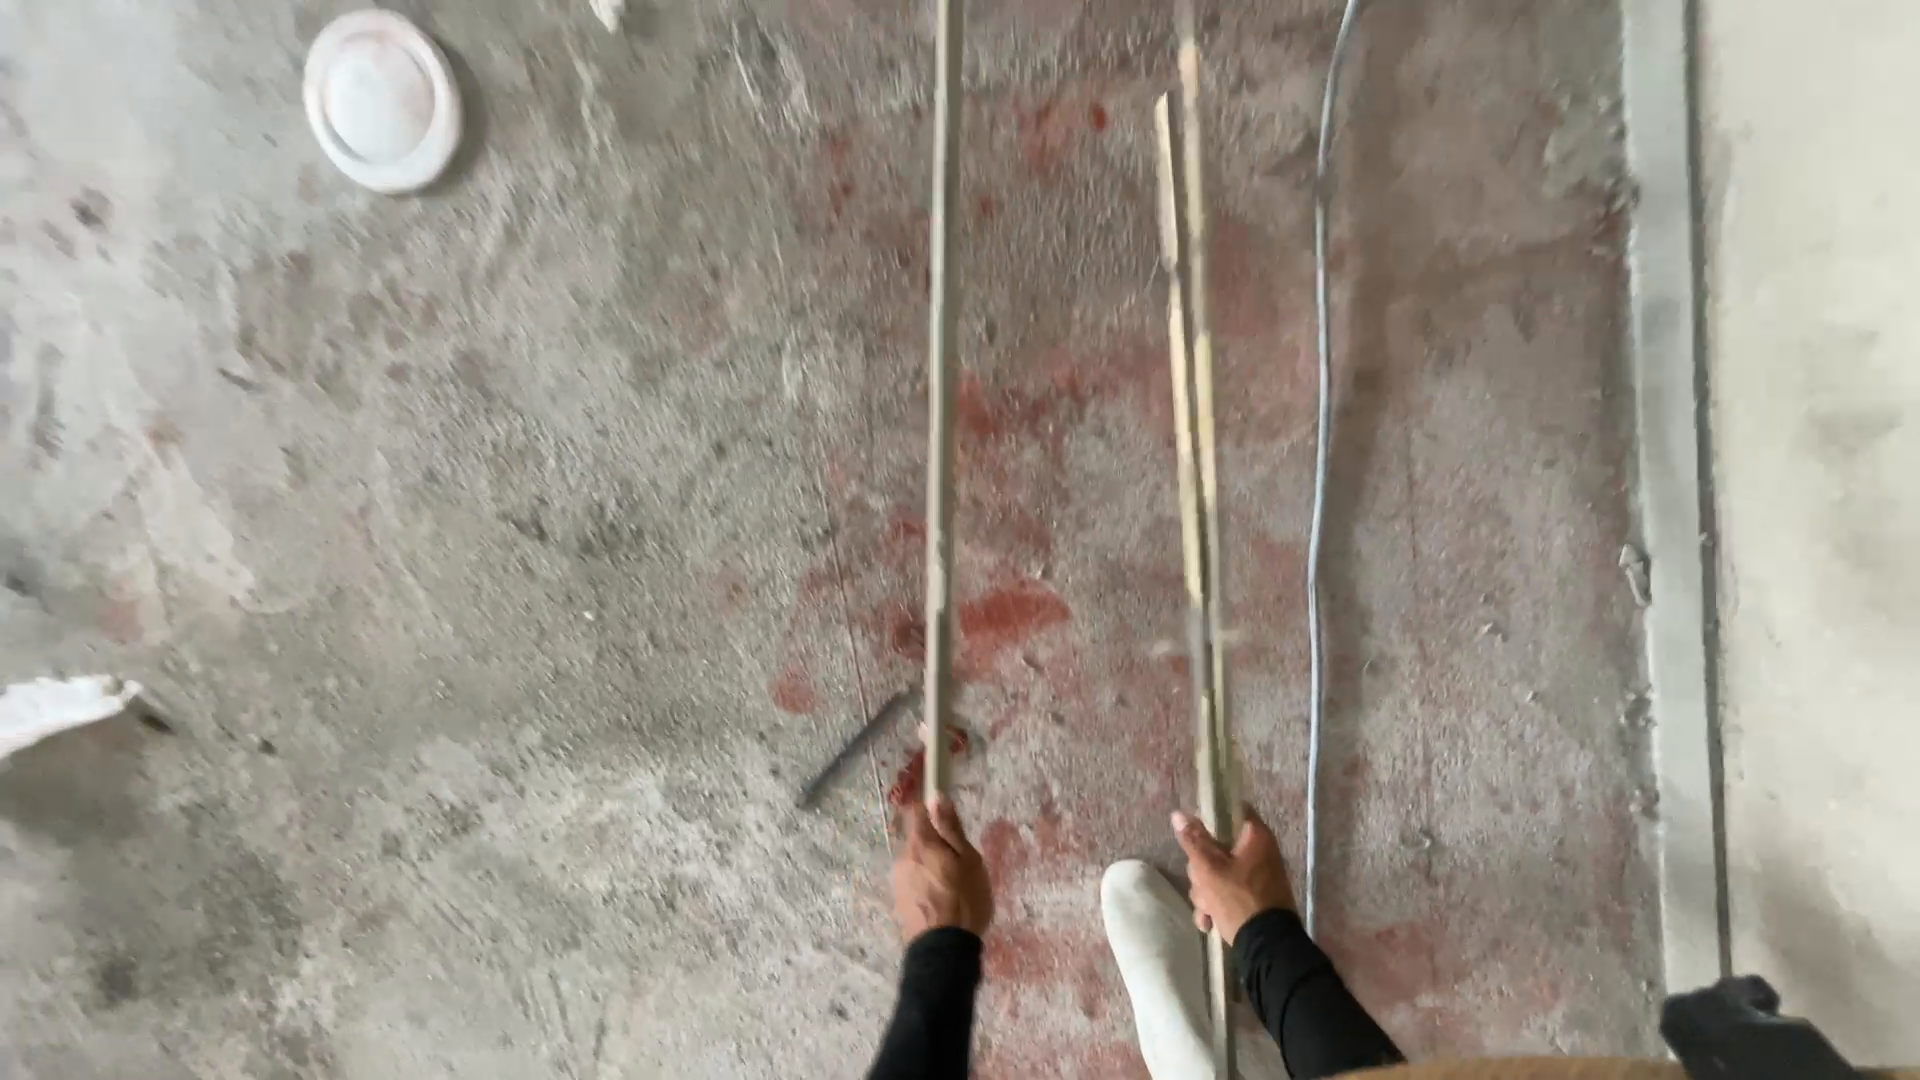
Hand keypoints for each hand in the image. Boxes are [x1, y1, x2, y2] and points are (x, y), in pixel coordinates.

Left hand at [891, 795, 993, 940]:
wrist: (943, 951)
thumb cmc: (963, 899)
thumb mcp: (968, 859)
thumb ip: (951, 828)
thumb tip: (937, 797)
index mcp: (920, 843)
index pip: (915, 810)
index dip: (929, 808)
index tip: (945, 818)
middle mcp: (903, 857)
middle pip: (917, 838)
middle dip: (934, 843)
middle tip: (958, 861)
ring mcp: (898, 881)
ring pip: (915, 862)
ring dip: (930, 865)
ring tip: (952, 885)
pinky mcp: (899, 902)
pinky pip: (913, 882)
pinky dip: (925, 884)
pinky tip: (941, 901)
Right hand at [1172, 804, 1295, 944]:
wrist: (1268, 949)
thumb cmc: (1239, 901)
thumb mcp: (1210, 869)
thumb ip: (1193, 841)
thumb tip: (1178, 814)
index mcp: (1255, 837)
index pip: (1230, 810)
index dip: (1209, 817)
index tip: (1193, 833)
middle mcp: (1259, 852)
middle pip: (1217, 846)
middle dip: (1201, 869)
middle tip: (1202, 883)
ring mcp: (1257, 876)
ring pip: (1218, 871)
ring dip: (1205, 891)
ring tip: (1207, 910)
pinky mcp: (1254, 897)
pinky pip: (1227, 890)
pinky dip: (1216, 904)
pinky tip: (1209, 921)